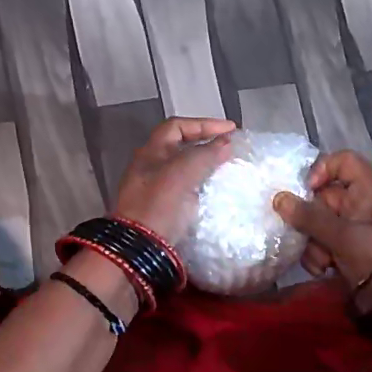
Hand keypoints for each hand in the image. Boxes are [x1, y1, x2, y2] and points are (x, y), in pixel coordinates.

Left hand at [111, 117, 237, 243]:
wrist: (140, 247)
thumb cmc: (159, 205)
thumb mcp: (182, 174)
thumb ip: (205, 155)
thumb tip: (226, 143)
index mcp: (150, 153)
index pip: (177, 127)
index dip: (204, 124)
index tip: (231, 130)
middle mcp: (150, 168)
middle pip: (179, 147)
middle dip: (205, 145)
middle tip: (229, 149)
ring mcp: (154, 191)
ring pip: (182, 170)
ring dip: (204, 167)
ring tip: (226, 170)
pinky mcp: (161, 211)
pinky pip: (184, 191)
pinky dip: (201, 187)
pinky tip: (214, 194)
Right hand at [272, 150, 371, 305]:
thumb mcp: (342, 235)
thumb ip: (309, 217)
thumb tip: (279, 199)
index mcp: (368, 190)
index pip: (343, 161)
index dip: (322, 169)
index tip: (307, 189)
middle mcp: (359, 205)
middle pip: (322, 197)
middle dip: (311, 220)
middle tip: (306, 234)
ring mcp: (351, 229)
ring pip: (317, 225)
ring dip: (313, 244)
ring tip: (322, 260)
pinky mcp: (343, 251)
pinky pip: (320, 245)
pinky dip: (318, 257)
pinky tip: (323, 270)